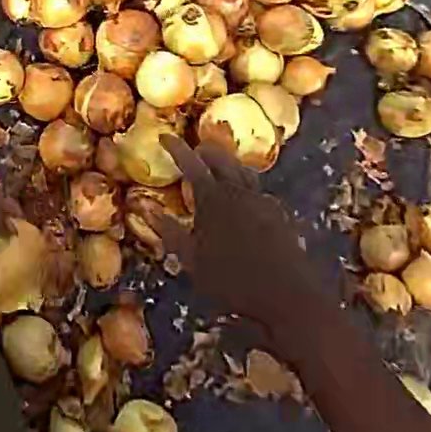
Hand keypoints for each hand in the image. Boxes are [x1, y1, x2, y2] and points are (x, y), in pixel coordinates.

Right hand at [135, 135, 334, 331]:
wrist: (287, 295)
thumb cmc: (231, 277)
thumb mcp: (190, 257)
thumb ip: (167, 229)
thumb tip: (143, 207)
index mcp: (212, 197)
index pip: (190, 162)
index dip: (176, 146)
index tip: (165, 135)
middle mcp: (238, 190)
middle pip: (220, 158)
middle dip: (204, 150)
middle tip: (194, 152)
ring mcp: (261, 201)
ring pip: (243, 170)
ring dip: (228, 164)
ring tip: (219, 169)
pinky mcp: (279, 215)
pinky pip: (259, 191)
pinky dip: (246, 187)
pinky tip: (245, 201)